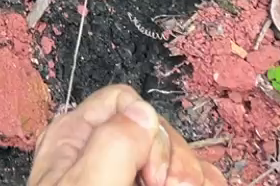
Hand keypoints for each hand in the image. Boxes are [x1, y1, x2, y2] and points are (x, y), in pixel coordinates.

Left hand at [28, 84, 226, 185]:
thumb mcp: (85, 184)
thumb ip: (112, 145)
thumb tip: (144, 109)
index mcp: (74, 137)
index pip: (123, 101)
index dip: (148, 132)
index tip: (155, 177)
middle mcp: (101, 153)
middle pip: (156, 130)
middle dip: (179, 159)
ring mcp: (127, 176)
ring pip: (179, 159)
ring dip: (197, 172)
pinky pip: (190, 179)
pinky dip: (205, 181)